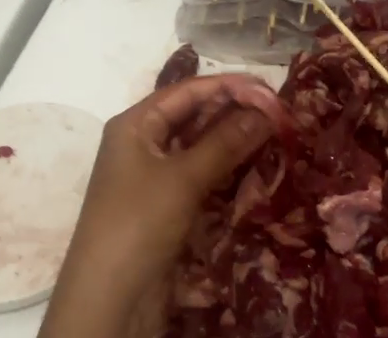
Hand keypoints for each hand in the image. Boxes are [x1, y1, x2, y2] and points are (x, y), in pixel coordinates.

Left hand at [41, 74, 287, 337]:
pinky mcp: (164, 205)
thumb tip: (267, 111)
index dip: (229, 86)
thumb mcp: (183, 178)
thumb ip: (225, 141)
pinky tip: (252, 164)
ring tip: (273, 133)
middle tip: (278, 112)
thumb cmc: (138, 223)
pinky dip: (224, 167)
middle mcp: (142, 142)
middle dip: (233, 111)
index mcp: (136, 123)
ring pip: (197, 145)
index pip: (188, 91)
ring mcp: (152, 175)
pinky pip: (198, 174)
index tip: (270, 89)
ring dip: (232, 139)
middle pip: (193, 115)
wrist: (108, 301)